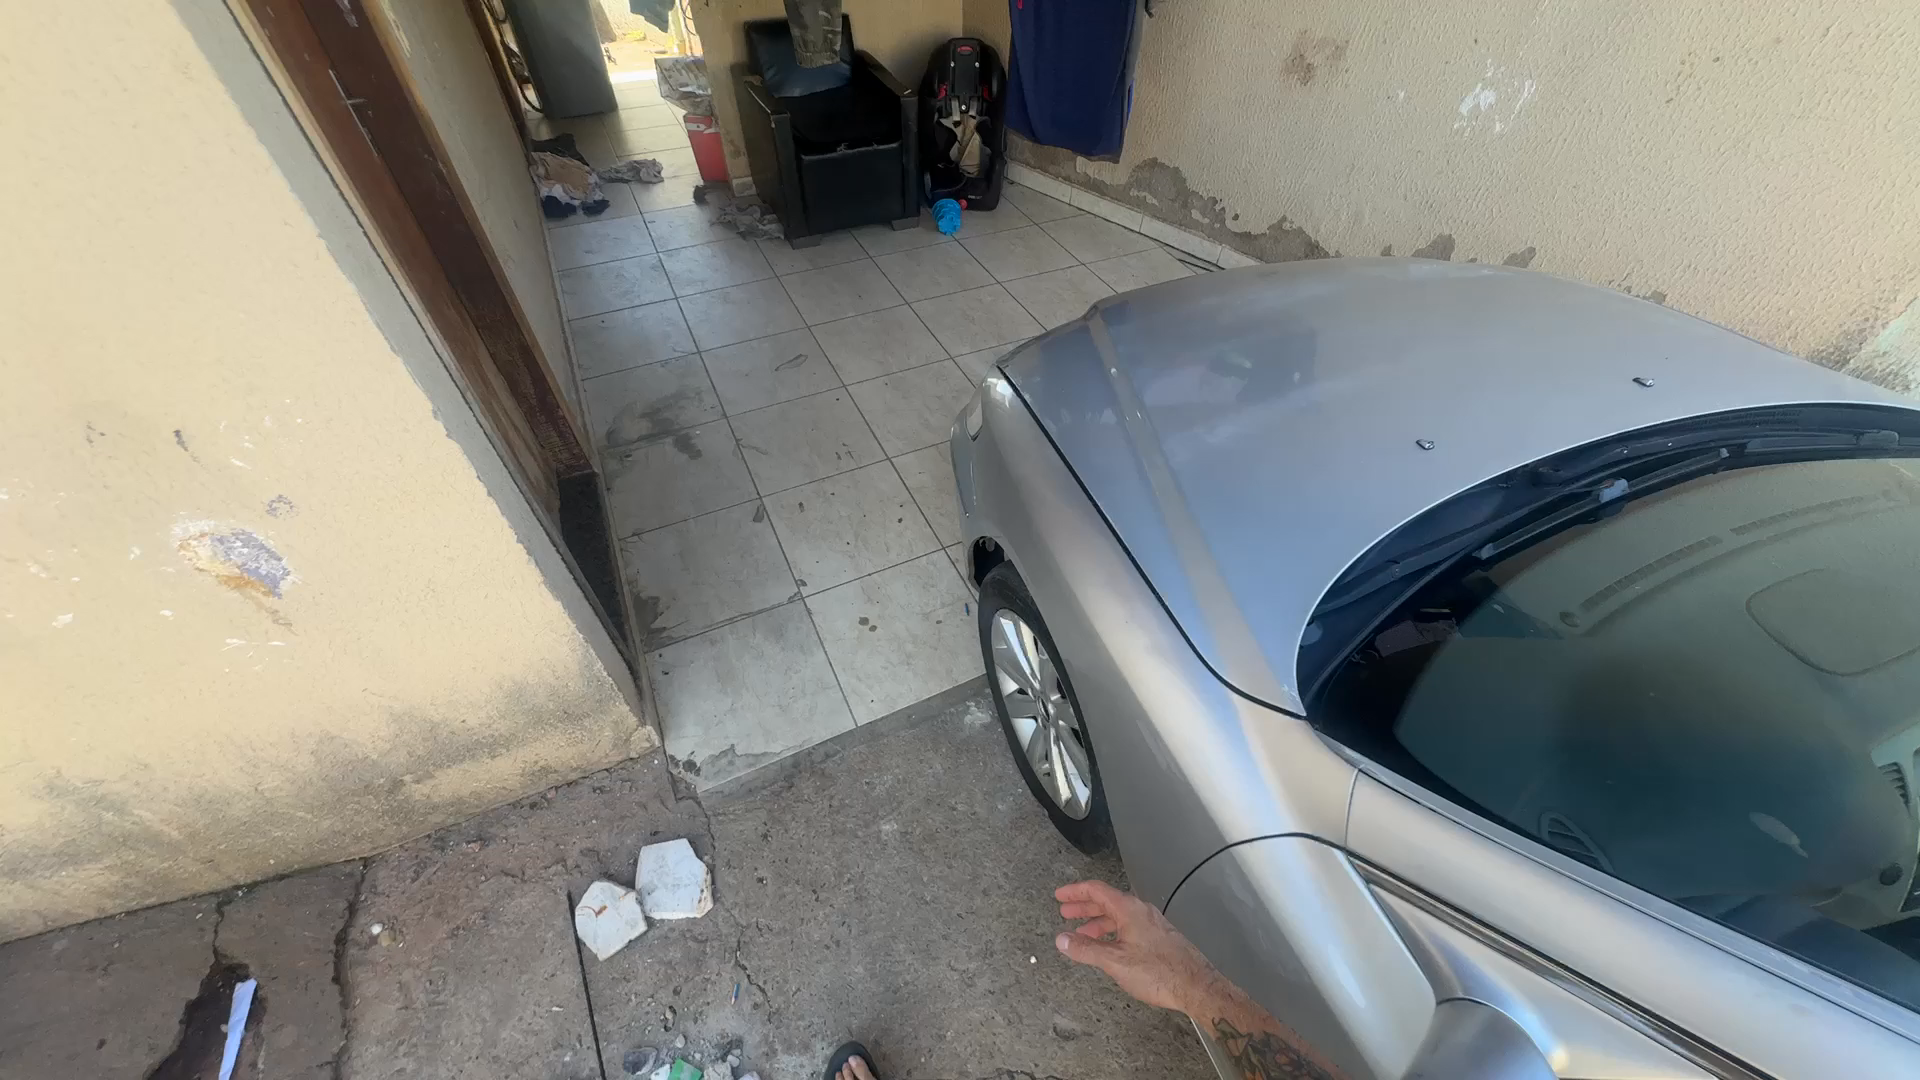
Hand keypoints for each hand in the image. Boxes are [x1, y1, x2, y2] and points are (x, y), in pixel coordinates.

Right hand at [1053, 880, 1219, 1014]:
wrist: (1197, 986)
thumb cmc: (1158, 972)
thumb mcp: (1115, 961)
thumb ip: (1086, 949)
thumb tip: (1061, 939)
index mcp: (1128, 908)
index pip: (1096, 890)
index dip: (1075, 891)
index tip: (1060, 896)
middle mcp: (1140, 910)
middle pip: (1106, 900)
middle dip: (1084, 906)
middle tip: (1065, 912)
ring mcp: (1151, 922)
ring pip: (1118, 915)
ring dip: (1097, 921)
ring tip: (1082, 933)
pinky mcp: (1159, 936)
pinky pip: (1129, 925)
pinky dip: (1112, 930)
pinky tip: (1109, 945)